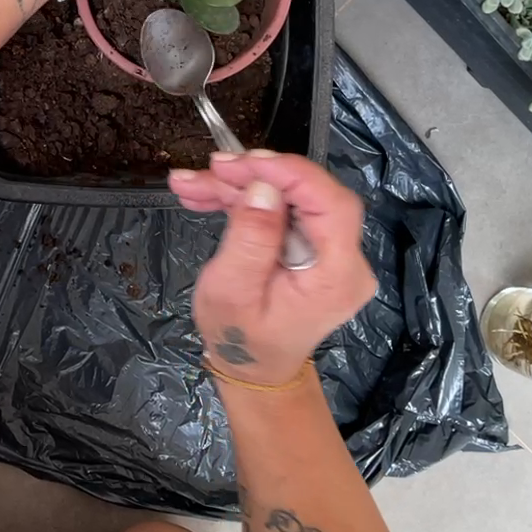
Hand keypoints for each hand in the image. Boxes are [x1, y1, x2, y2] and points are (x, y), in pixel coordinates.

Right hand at [170, 152, 378, 385]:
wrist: (253, 369)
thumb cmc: (240, 338)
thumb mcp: (231, 290)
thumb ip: (250, 239)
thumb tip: (263, 189)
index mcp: (335, 275)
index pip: (332, 206)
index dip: (292, 175)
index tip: (245, 162)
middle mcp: (344, 259)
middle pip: (308, 196)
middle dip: (255, 176)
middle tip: (209, 168)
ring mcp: (328, 252)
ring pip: (287, 199)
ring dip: (237, 187)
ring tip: (188, 183)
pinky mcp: (309, 247)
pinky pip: (280, 212)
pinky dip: (241, 200)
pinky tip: (202, 194)